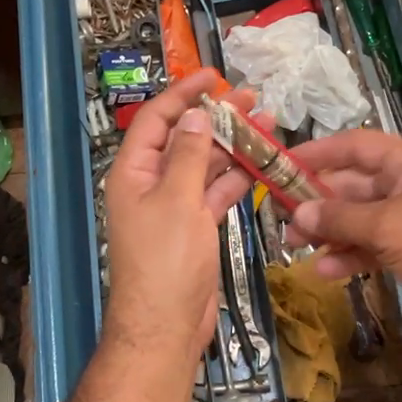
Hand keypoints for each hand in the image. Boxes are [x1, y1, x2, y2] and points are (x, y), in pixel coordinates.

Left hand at [103, 72, 254, 361]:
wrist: (166, 326)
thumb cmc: (165, 259)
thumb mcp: (177, 199)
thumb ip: (188, 153)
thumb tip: (195, 112)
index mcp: (134, 170)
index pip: (157, 119)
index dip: (183, 93)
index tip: (213, 75)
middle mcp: (151, 182)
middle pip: (184, 137)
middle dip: (217, 116)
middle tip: (253, 97)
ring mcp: (174, 205)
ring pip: (204, 164)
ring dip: (233, 145)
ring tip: (267, 122)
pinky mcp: (194, 226)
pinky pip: (215, 192)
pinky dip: (236, 177)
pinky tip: (262, 162)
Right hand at [287, 130, 401, 315]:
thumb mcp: (387, 228)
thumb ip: (339, 218)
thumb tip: (297, 213)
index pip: (354, 145)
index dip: (316, 153)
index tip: (281, 164)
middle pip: (354, 184)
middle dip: (318, 203)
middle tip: (283, 220)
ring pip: (361, 217)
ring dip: (330, 232)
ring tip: (295, 250)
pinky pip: (375, 242)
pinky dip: (351, 254)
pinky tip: (326, 270)